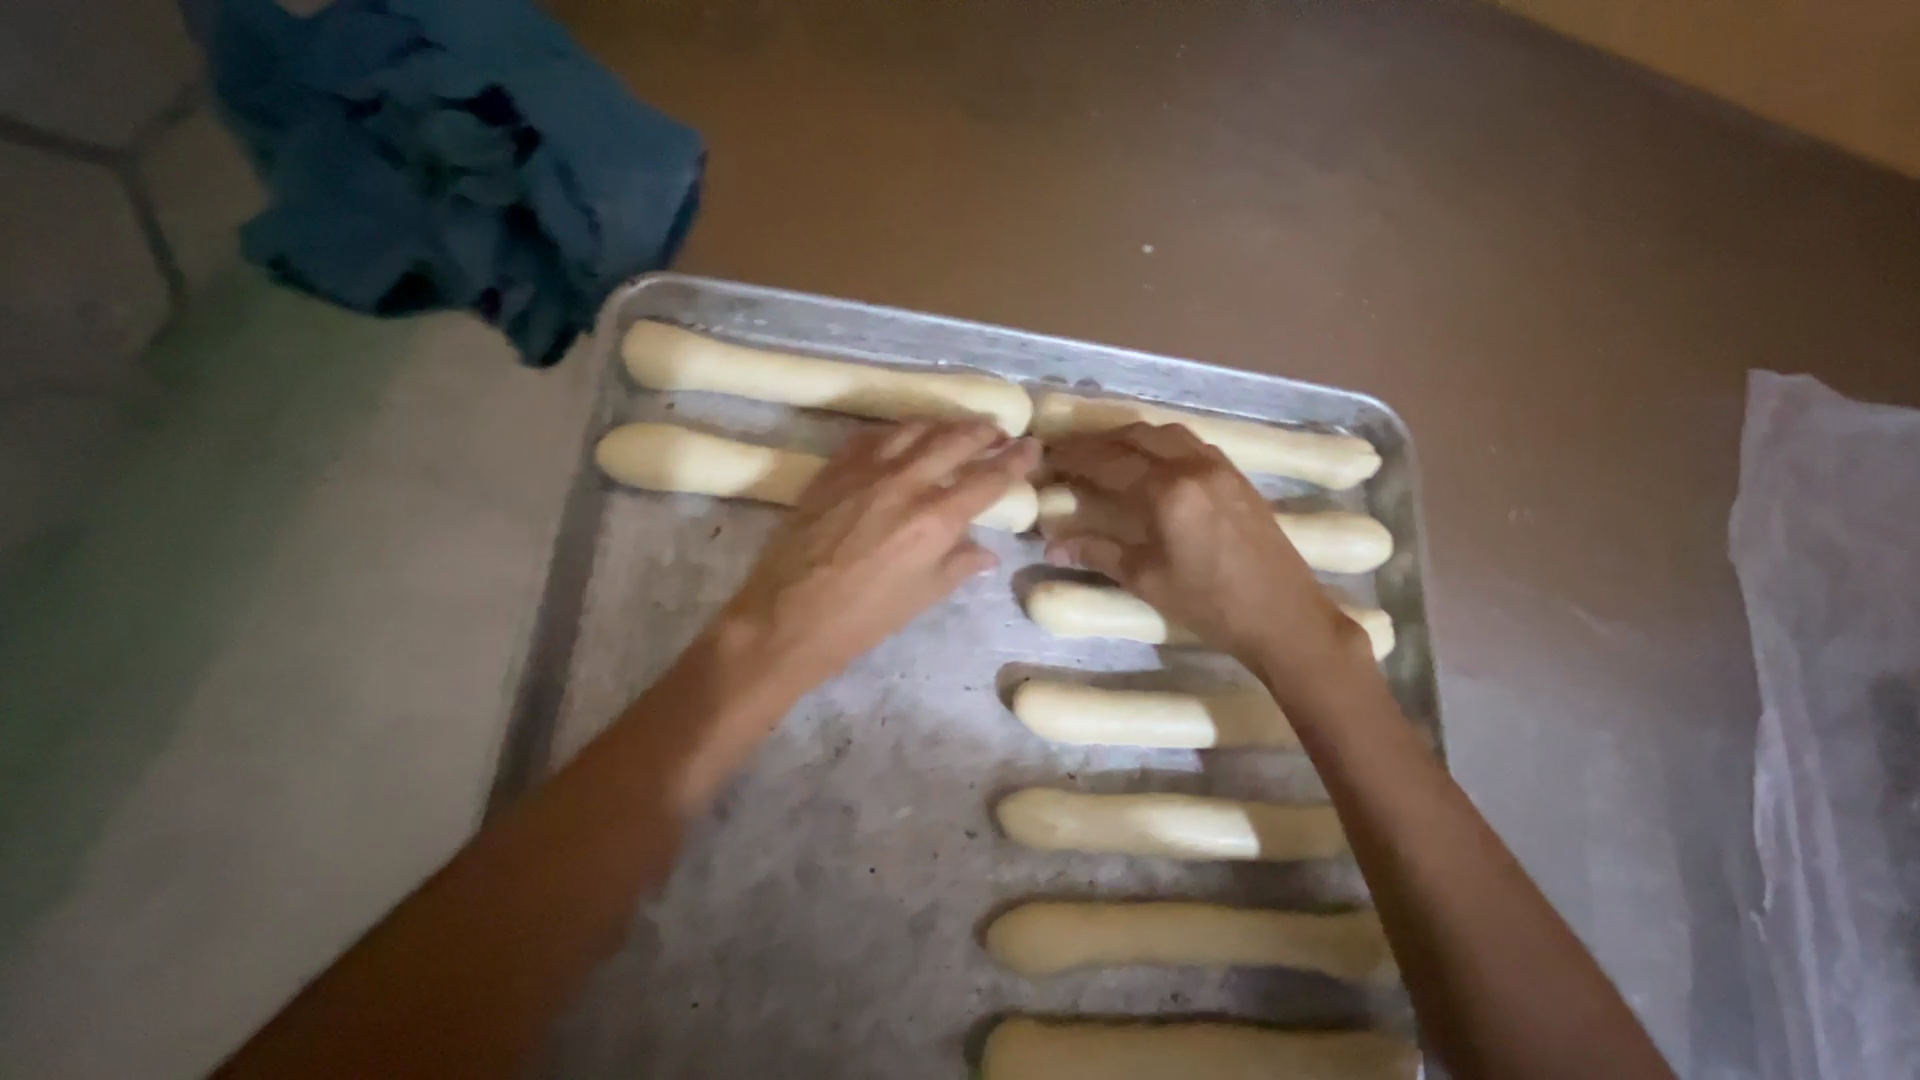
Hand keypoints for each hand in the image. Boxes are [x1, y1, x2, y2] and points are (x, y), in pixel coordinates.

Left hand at [715, 419, 1039, 692]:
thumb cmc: (862, 619)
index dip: (1015, 460)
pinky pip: (872, 436)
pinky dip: (896, 432)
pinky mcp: (833, 469)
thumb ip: (958, 565)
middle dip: (983, 433)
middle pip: (955, 441)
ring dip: (943, 425)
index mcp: (935, 519)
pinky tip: (902, 437)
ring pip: (914, 429)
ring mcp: (865, 470)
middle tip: (999, 431)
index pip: (988, 478)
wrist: (788, 616)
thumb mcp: (921, 597)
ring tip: (957, 428)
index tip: (1032, 446)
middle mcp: (905, 483)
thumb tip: (985, 550)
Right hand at [1042, 423, 1366, 681]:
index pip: (1108, 462)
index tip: (1046, 459)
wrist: (1284, 617)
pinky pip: (1191, 444)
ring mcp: (1219, 468)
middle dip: (1097, 442)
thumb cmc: (1211, 605)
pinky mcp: (1237, 477)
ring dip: (1130, 438)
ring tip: (1104, 454)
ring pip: (1166, 434)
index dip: (1073, 458)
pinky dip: (1161, 445)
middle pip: (1135, 437)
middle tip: (1068, 453)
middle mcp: (1193, 466)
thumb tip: (1051, 546)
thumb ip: (1099, 553)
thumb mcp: (1147, 581)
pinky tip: (1151, 464)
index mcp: (1167, 492)